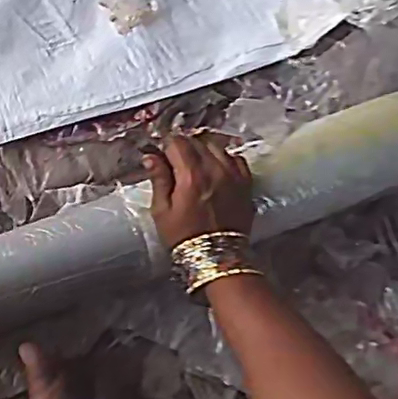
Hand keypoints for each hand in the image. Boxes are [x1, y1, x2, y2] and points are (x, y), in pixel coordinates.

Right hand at [142, 132, 254, 246]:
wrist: (217, 257)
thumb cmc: (184, 236)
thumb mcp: (161, 211)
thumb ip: (158, 179)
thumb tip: (151, 157)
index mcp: (191, 175)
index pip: (177, 142)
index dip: (166, 145)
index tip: (161, 154)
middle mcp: (215, 169)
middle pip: (197, 141)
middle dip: (183, 146)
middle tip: (175, 159)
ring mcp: (234, 175)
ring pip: (217, 146)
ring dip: (203, 149)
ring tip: (195, 163)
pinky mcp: (246, 183)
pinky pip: (236, 158)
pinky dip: (224, 158)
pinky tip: (215, 168)